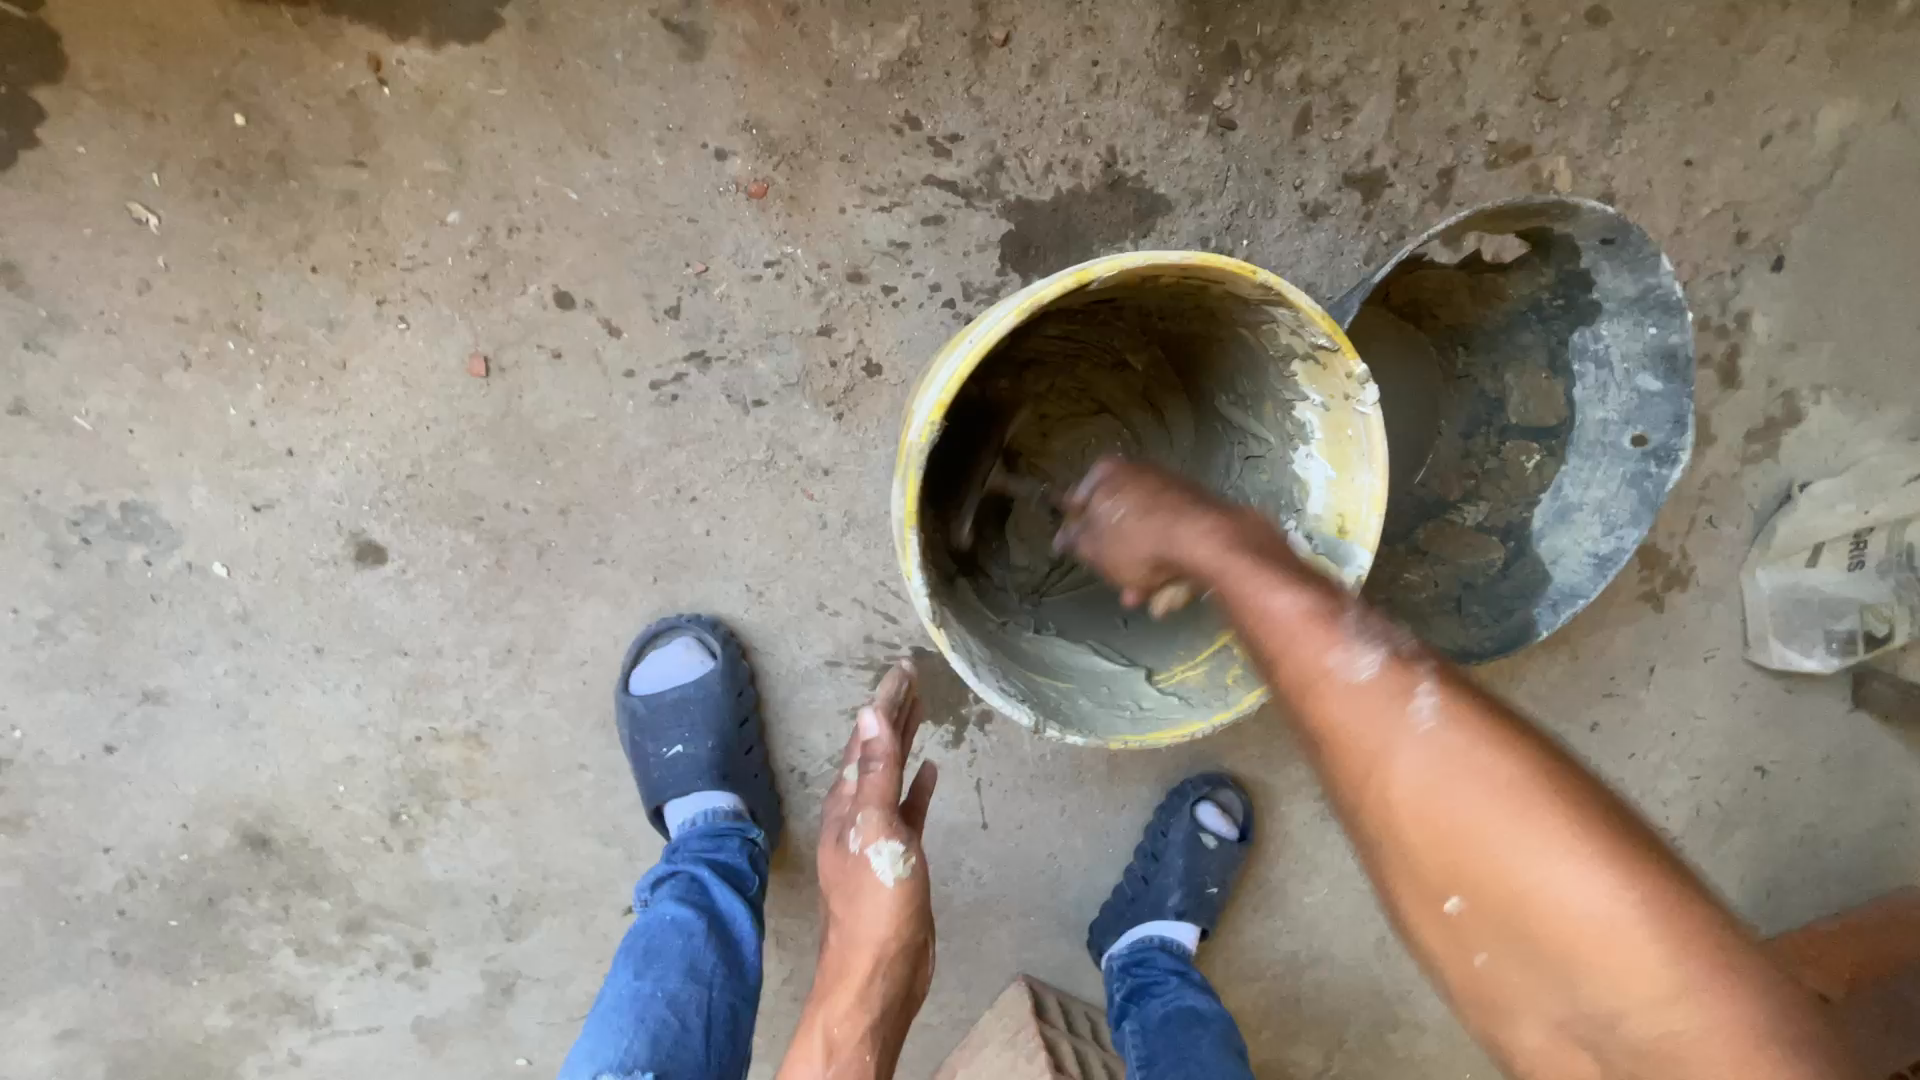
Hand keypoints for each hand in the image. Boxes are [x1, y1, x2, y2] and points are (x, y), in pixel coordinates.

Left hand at [778, 660, 937, 1079]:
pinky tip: (932, 770)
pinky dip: (917, 785)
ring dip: (904, 741)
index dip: (885, 702)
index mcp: (847, 800)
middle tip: (914, 678)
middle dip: (894, 712)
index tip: (903, 669)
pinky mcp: (898, 855)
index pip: (867, 737)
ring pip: (892, 773)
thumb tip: (870, 714)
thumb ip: (875, 772)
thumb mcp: (875, 830)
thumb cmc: (876, 901)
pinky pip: (908, 807)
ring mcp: (877, 832)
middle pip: (877, 749)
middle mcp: (857, 810)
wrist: (880, 973)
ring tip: (921, 709)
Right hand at [1054, 457, 1276, 607]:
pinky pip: (1172, 540)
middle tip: (1110, 578)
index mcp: (1107, 472)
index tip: (1073, 549)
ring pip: (1145, 534)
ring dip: (1140, 568)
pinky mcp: (1199, 513)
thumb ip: (1074, 541)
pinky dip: (1166, 564)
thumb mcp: (1092, 547)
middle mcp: (1140, 473)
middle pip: (1116, 519)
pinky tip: (1165, 592)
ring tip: (1139, 595)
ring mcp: (1172, 492)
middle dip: (1113, 555)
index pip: (1078, 498)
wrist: (1208, 542)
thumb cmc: (1137, 541)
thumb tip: (1062, 536)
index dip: (1073, 527)